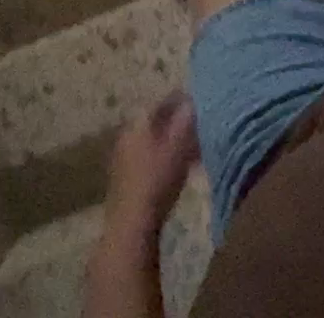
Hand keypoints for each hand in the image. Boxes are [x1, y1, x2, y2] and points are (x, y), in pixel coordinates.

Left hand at [101, 93, 198, 238]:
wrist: (131, 225)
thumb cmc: (157, 180)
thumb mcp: (178, 147)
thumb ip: (186, 121)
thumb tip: (192, 100)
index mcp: (138, 124)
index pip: (160, 102)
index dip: (180, 99)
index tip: (198, 101)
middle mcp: (127, 136)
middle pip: (155, 121)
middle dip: (177, 120)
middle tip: (199, 123)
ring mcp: (124, 158)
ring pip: (154, 139)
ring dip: (173, 139)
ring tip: (195, 146)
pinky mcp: (127, 178)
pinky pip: (150, 156)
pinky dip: (166, 155)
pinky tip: (181, 166)